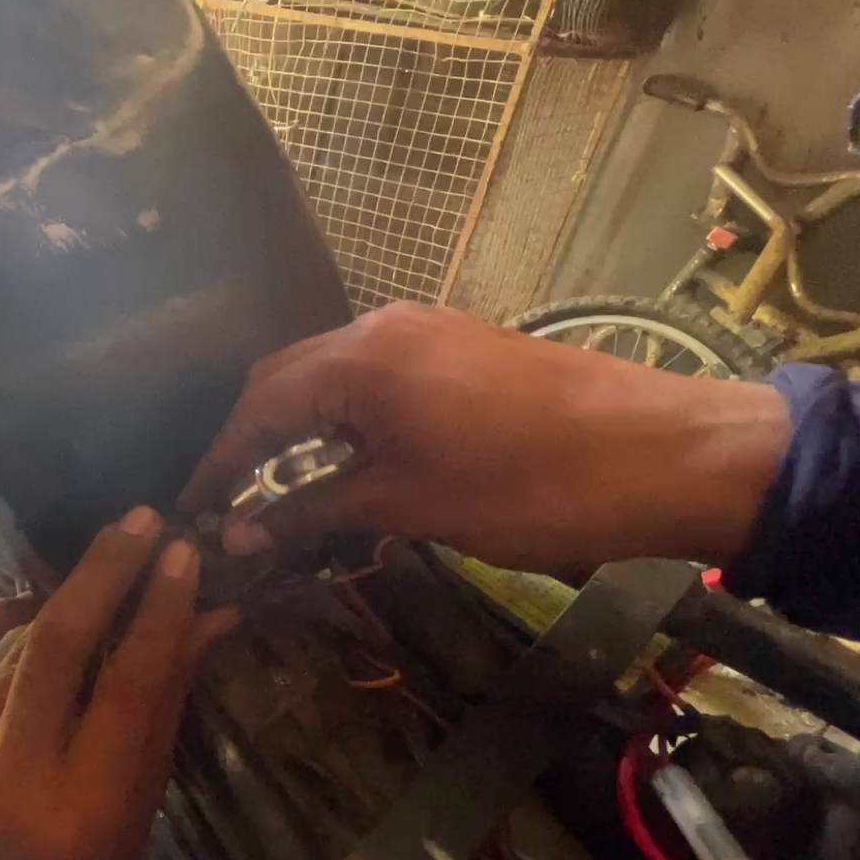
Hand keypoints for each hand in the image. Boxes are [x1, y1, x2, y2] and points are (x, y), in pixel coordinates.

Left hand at [0, 507, 240, 859]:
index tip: (181, 554)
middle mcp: (1, 790)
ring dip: (59, 598)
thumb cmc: (96, 855)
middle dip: (101, 573)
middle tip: (138, 522)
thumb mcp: (146, 786)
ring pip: (11, 652)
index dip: (157, 611)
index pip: (127, 687)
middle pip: (55, 652)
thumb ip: (169, 693)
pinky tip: (24, 602)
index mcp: (79, 813)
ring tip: (98, 560)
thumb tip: (211, 608)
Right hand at [178, 302, 792, 573]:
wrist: (669, 452)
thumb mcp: (407, 504)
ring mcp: (419, 329)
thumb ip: (311, 508)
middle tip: (230, 498)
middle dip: (249, 440)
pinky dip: (338, 417)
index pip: (257, 409)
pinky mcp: (452, 345)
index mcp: (357, 360)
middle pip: (283, 381)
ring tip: (276, 484)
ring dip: (294, 428)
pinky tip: (340, 454)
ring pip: (325, 376)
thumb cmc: (527, 487)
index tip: (190, 507)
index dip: (219, 463)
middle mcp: (378, 327)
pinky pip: (367, 376)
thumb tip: (239, 532)